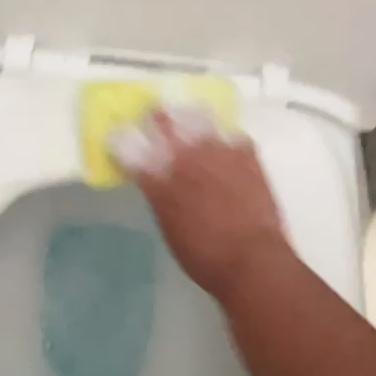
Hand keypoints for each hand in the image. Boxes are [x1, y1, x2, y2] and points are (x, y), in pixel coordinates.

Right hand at [111, 108, 291, 296]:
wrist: (252, 259)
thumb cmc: (204, 255)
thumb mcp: (168, 226)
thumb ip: (159, 194)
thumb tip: (155, 178)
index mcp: (158, 177)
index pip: (130, 144)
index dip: (123, 137)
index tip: (123, 136)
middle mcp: (185, 156)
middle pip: (163, 118)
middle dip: (156, 117)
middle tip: (155, 119)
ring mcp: (218, 150)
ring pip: (197, 115)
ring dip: (189, 117)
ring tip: (190, 124)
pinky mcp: (246, 153)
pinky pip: (231, 134)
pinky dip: (225, 138)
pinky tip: (225, 147)